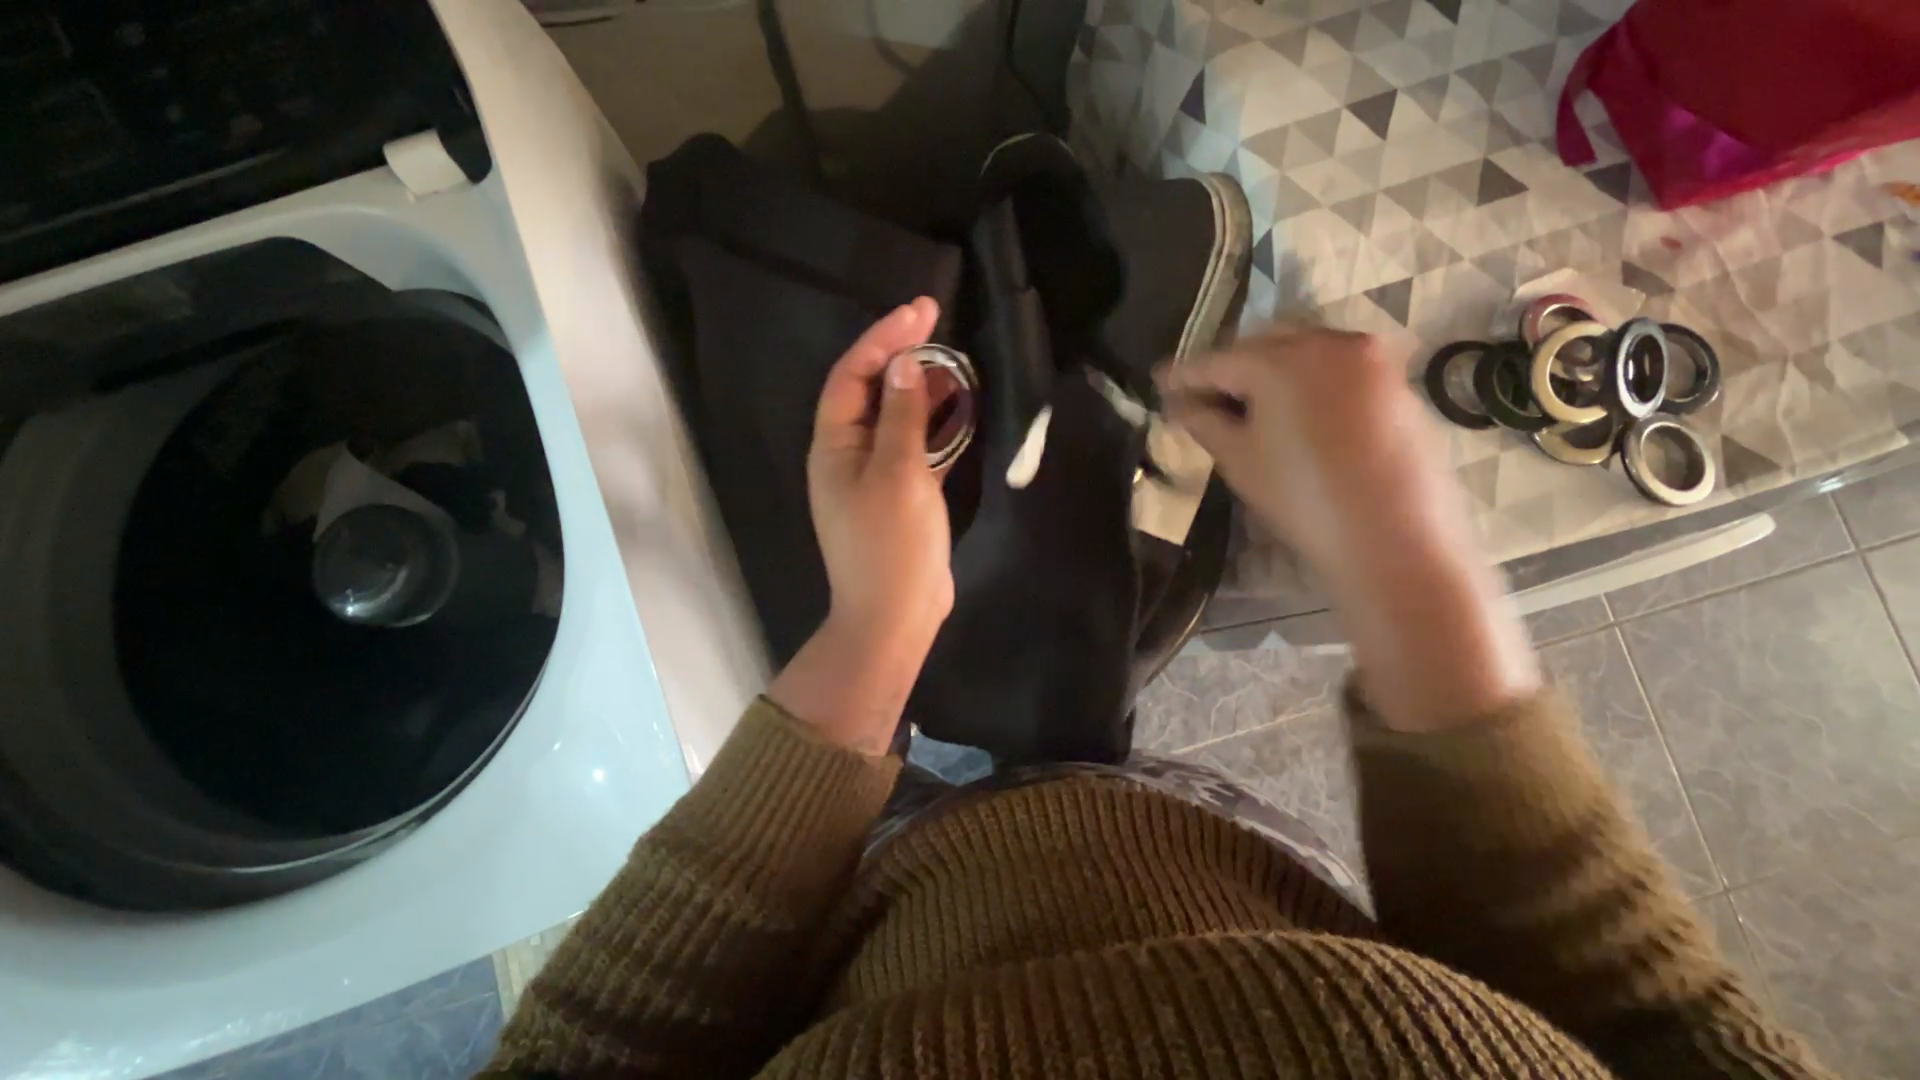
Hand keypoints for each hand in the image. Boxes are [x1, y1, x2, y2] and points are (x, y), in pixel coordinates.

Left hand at [769, 298, 953, 752]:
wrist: (894, 617)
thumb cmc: (891, 545)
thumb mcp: (899, 474)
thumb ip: (903, 416)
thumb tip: (907, 362)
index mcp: (834, 445)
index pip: (853, 375)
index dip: (884, 339)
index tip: (922, 310)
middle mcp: (848, 454)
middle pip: (872, 390)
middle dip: (903, 356)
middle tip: (941, 324)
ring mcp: (874, 476)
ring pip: (896, 417)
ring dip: (922, 388)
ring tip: (956, 361)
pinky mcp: (901, 495)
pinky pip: (915, 445)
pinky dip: (935, 423)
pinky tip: (960, 408)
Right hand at [1158, 324, 1539, 731]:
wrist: (1396, 538)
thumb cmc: (1303, 500)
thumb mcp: (1240, 460)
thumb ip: (1203, 421)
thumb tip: (1181, 404)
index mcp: (1280, 359)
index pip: (1217, 361)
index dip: (1183, 374)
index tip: (1158, 381)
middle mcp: (1328, 342)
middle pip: (1263, 345)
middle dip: (1231, 367)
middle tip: (1204, 396)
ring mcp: (1370, 359)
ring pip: (1304, 351)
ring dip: (1272, 370)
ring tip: (1251, 404)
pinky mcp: (1397, 381)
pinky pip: (1339, 368)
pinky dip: (1310, 381)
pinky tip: (1299, 414)